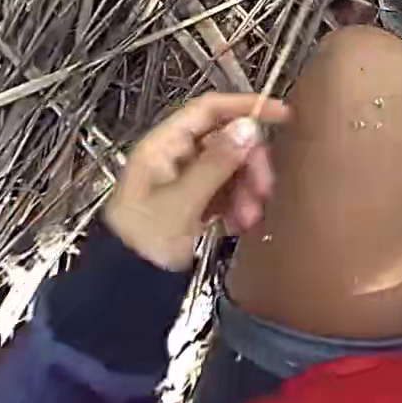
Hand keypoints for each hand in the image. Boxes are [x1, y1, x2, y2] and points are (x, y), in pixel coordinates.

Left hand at [102, 93, 291, 270]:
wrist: (122, 296)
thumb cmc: (141, 243)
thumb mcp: (182, 202)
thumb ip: (216, 163)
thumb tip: (248, 127)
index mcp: (163, 146)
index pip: (208, 109)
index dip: (244, 106)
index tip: (280, 114)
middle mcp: (173, 157)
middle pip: (224, 140)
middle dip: (249, 162)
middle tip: (264, 188)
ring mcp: (182, 181)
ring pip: (228, 168)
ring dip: (246, 188)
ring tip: (251, 217)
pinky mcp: (190, 204)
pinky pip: (223, 192)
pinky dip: (237, 204)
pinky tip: (241, 224)